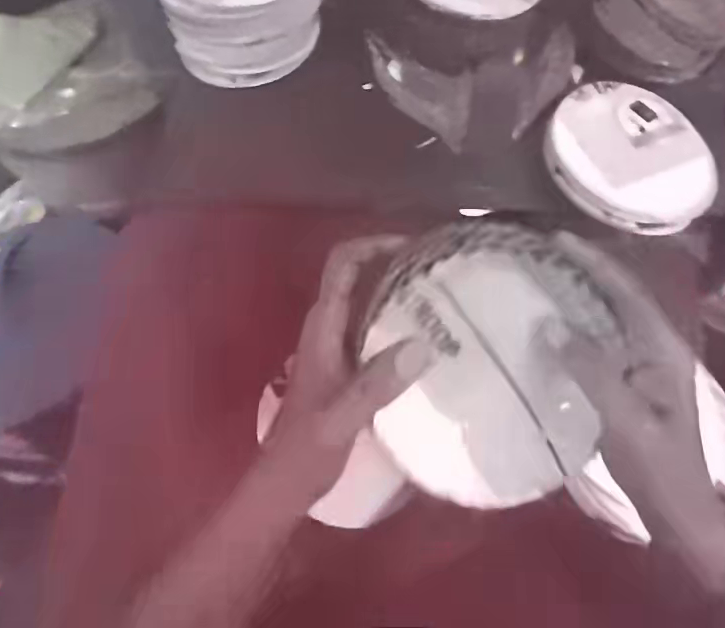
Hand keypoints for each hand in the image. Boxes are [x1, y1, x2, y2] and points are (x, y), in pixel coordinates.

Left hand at [254, 235, 434, 510]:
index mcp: (323, 324)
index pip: (342, 263)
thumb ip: (376, 384)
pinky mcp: (346, 359)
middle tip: (437, 267)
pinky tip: (426, 332)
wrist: (285, 480)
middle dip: (391, 260)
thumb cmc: (307, 448)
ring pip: (365, 296)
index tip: (412, 247)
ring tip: (439, 292)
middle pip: (356, 272)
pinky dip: (396, 314)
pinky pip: (372, 321)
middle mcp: (328, 323)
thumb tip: (423, 345)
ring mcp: (336, 340)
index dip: (373, 244)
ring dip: (396, 286)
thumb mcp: (342, 418)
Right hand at [537, 233, 724, 550]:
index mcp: (663, 347)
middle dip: (584, 266)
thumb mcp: (625, 420)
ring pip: (610, 311)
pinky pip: (601, 333)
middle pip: (619, 292)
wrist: (681, 515)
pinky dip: (577, 316)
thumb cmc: (658, 467)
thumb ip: (591, 369)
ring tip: (543, 271)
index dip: (593, 260)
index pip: (626, 290)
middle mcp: (657, 344)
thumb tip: (550, 324)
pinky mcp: (631, 376)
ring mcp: (645, 360)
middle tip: (543, 249)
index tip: (557, 238)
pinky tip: (553, 317)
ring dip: (580, 288)